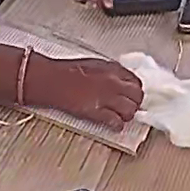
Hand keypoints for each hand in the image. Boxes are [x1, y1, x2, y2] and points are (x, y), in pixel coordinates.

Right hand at [21, 53, 142, 126]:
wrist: (52, 80)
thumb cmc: (67, 72)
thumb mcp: (94, 65)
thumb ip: (110, 73)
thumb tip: (120, 81)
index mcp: (112, 69)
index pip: (136, 81)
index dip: (135, 90)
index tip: (132, 95)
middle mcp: (113, 83)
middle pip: (137, 96)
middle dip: (135, 104)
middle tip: (128, 108)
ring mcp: (106, 98)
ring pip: (131, 111)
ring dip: (127, 116)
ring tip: (120, 117)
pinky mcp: (97, 112)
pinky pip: (116, 122)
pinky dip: (117, 125)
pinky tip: (113, 125)